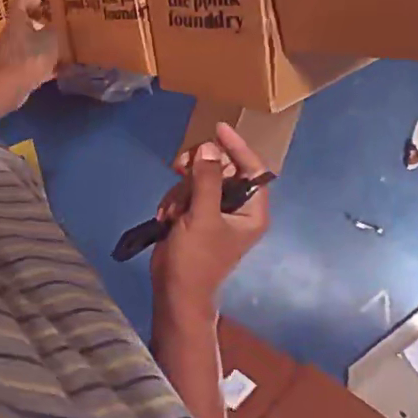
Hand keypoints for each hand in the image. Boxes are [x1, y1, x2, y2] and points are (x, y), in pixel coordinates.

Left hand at [0, 0, 60, 100]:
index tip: (43, 3)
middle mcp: (8, 35)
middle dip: (38, 25)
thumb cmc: (32, 56)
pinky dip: (37, 63)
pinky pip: (25, 62)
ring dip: (38, 45)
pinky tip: (53, 71)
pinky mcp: (8, 70)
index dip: (31, 0)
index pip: (19, 3)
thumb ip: (52, 29)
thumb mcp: (50, 39)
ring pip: (25, 44)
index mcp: (16, 22)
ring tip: (57, 49)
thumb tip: (51, 27)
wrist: (11, 86)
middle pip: (21, 25)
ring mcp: (6, 53)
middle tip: (54, 27)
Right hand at [152, 122, 271, 303]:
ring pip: (198, 179)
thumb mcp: (202, 217)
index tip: (218, 128)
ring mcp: (214, 211)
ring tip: (171, 210)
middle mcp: (236, 208)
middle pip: (221, 170)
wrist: (175, 288)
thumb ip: (207, 180)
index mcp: (251, 211)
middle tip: (178, 166)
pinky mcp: (194, 215)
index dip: (236, 147)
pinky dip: (173, 199)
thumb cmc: (197, 258)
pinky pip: (185, 192)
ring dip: (180, 189)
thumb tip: (208, 148)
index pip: (252, 169)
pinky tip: (166, 216)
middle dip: (197, 170)